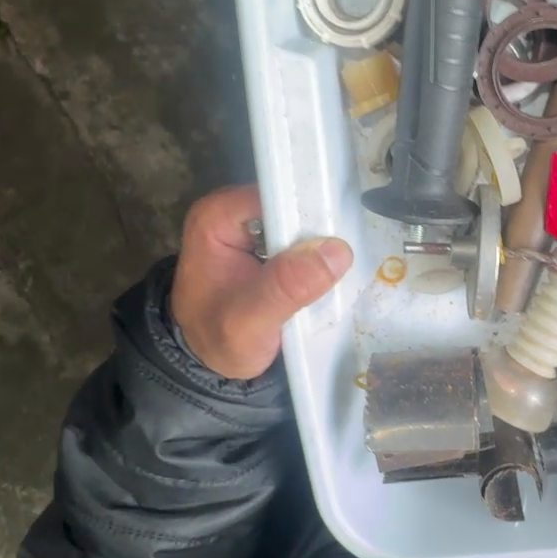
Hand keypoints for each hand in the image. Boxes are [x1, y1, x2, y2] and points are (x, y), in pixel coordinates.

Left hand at [170, 186, 353, 379]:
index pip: (275, 194)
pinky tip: (334, 272)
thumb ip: (287, 287)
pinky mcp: (271, 244)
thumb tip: (336, 251)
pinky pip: (304, 238)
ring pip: (303, 221)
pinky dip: (319, 256)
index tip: (341, 234)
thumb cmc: (217, 340)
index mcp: (217, 216)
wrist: (208, 363)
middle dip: (321, 228)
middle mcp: (235, 211)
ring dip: (325, 244)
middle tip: (347, 257)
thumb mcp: (248, 321)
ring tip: (345, 267)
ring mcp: (255, 226)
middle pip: (292, 203)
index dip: (309, 210)